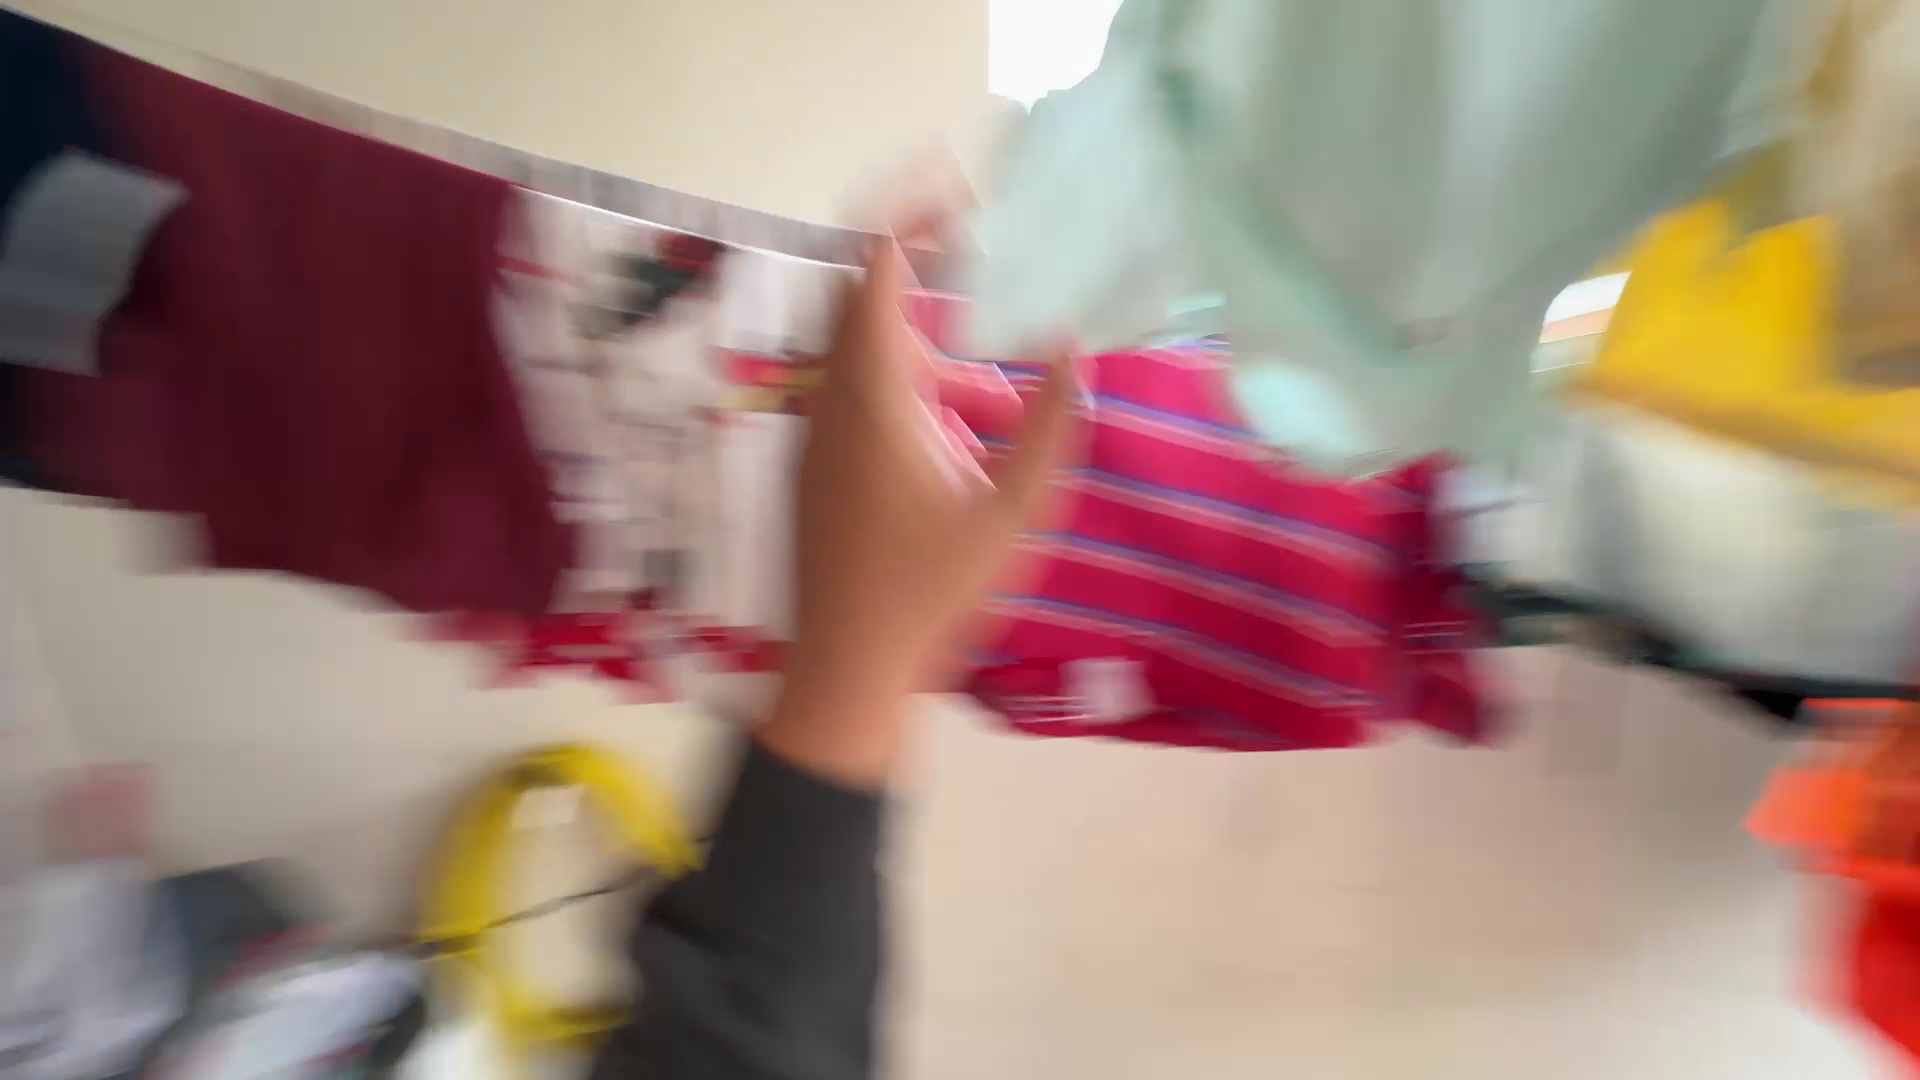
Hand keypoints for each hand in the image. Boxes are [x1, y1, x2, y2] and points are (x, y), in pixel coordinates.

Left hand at [756, 220, 1077, 787]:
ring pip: (865, 358)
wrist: (848, 666)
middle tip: (979, 253)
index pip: (876, 271)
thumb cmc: (931, 593)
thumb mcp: (1011, 512)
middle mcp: (830, 402)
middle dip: (918, 265)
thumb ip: (1051, 425)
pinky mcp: (815, 467)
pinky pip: (858, 401)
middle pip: (862, 299)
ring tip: (993, 393)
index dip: (915, 219)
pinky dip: (908, 394)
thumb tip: (1078, 350)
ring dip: (926, 353)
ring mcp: (814, 436)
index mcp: (871, 397)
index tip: (964, 195)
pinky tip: (959, 440)